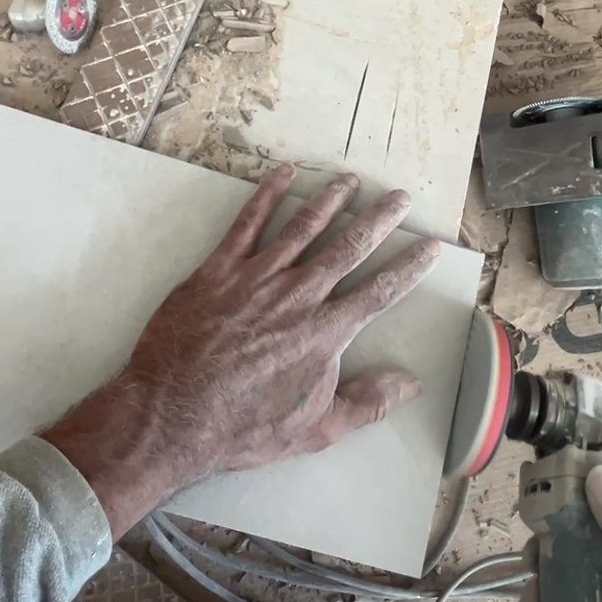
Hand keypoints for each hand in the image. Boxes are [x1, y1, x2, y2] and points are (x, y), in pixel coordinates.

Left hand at [45, 163, 443, 536]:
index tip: (430, 245)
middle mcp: (298, 296)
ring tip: (350, 179)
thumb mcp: (315, 429)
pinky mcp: (219, 269)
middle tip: (400, 196)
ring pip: (303, 226)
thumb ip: (367, 403)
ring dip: (330, 199)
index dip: (410, 266)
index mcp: (325, 332)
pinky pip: (248, 223)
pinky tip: (283, 172)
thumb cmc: (243, 427)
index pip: (381, 290)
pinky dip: (267, 195)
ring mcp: (257, 277)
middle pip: (349, 246)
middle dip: (380, 218)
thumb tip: (412, 383)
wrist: (170, 416)